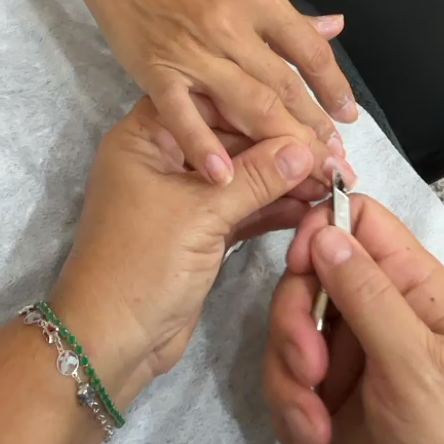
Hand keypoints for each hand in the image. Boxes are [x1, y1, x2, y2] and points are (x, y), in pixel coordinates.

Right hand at [42, 0, 357, 182]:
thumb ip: (284, 14)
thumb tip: (334, 27)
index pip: (308, 50)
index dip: (333, 88)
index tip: (348, 118)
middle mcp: (230, 24)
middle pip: (284, 87)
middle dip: (314, 130)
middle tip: (336, 164)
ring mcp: (192, 50)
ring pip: (246, 104)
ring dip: (279, 142)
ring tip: (304, 174)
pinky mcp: (155, 71)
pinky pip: (184, 115)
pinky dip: (205, 146)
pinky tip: (225, 176)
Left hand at [48, 100, 328, 408]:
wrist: (112, 340)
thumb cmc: (143, 261)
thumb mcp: (201, 213)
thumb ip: (256, 177)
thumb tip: (305, 148)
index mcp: (146, 134)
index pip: (209, 102)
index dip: (258, 107)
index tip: (307, 116)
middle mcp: (163, 154)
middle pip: (228, 137)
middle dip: (278, 147)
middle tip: (331, 155)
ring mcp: (181, 191)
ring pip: (238, 173)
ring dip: (281, 178)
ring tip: (332, 180)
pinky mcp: (197, 225)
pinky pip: (239, 204)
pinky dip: (271, 206)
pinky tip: (309, 204)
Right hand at [263, 196, 443, 443]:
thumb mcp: (420, 367)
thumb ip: (369, 295)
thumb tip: (324, 230)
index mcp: (410, 284)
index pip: (356, 218)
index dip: (320, 229)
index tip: (299, 266)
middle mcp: (374, 307)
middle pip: (308, 272)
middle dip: (294, 320)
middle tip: (310, 367)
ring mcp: (347, 349)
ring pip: (288, 325)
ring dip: (289, 375)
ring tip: (313, 425)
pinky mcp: (325, 390)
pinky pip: (284, 374)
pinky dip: (288, 406)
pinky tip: (313, 438)